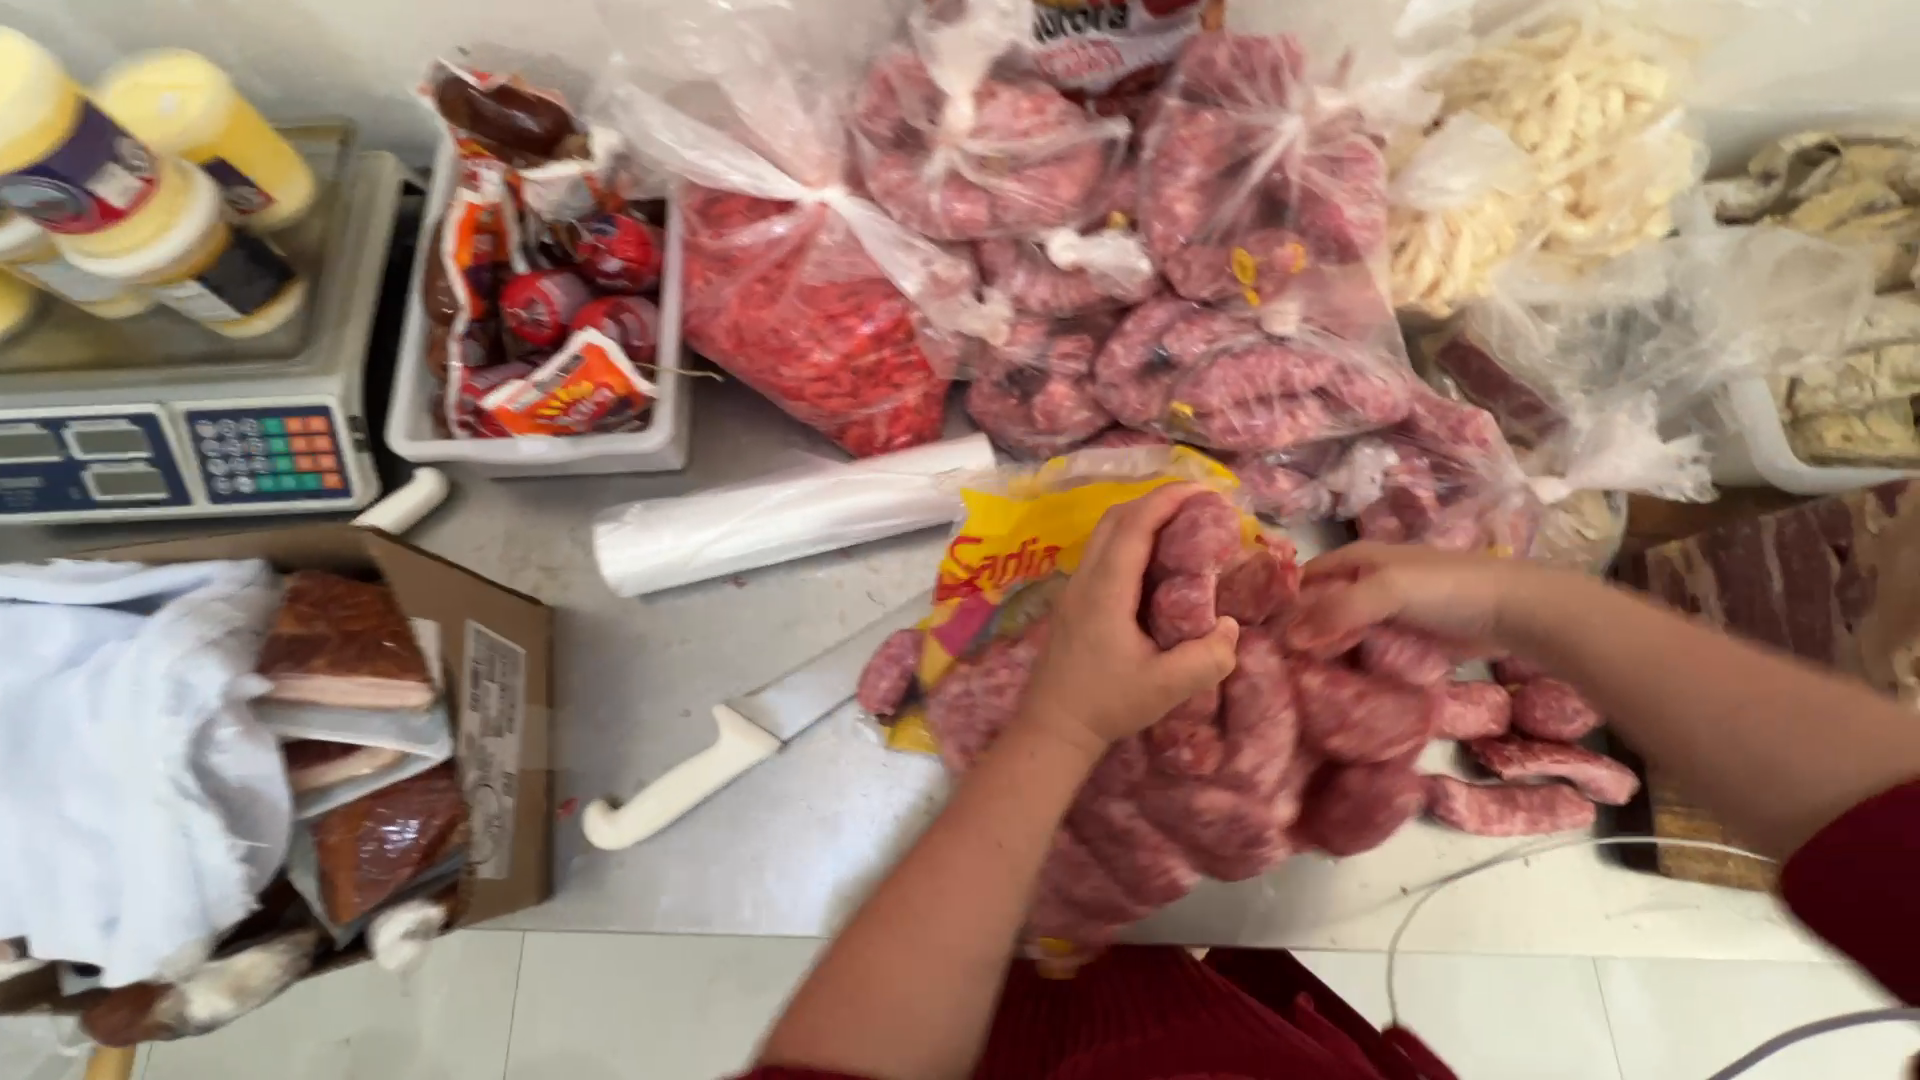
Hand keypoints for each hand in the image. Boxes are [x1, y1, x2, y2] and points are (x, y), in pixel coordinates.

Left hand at [1018, 483, 1240, 758]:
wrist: (1053, 726)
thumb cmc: (1107, 705)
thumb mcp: (1166, 689)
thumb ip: (1207, 658)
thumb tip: (1230, 625)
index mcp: (1106, 590)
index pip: (1134, 526)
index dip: (1168, 499)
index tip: (1204, 488)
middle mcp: (1085, 579)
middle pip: (1116, 519)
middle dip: (1156, 500)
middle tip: (1198, 504)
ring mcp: (1073, 588)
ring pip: (1104, 534)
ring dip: (1140, 518)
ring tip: (1181, 525)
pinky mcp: (1072, 600)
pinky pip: (1101, 553)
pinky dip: (1129, 539)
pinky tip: (1154, 561)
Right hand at [1283, 542, 1558, 655]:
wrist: (1517, 611)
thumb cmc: (1446, 588)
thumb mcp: (1386, 591)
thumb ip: (1337, 611)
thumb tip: (1287, 639)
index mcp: (1355, 558)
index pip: (1302, 578)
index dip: (1280, 601)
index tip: (1259, 635)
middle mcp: (1365, 581)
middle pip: (1319, 606)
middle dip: (1299, 631)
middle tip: (1275, 666)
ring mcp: (1387, 611)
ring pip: (1342, 631)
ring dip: (1324, 652)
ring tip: (1299, 681)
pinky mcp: (1405, 638)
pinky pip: (1368, 651)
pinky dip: (1353, 664)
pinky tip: (1338, 685)